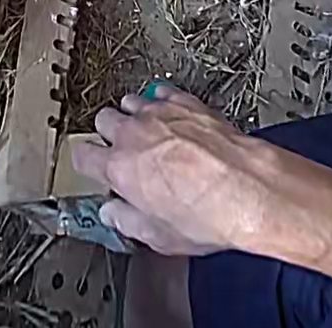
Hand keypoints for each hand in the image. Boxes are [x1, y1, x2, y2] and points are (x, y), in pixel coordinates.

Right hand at [70, 85, 331, 302]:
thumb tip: (115, 215)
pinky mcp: (181, 101)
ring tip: (147, 131)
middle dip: (110, 133)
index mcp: (120, 167)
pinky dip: (162, 103)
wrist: (248, 187)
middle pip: (103, 120)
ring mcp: (157, 113)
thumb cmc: (210, 212)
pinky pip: (160, 93)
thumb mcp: (161, 237)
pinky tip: (172, 117)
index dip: (85, 160)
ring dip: (134, 115)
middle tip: (122, 149)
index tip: (92, 164)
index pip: (83, 154)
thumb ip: (128, 221)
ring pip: (129, 101)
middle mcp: (133, 133)